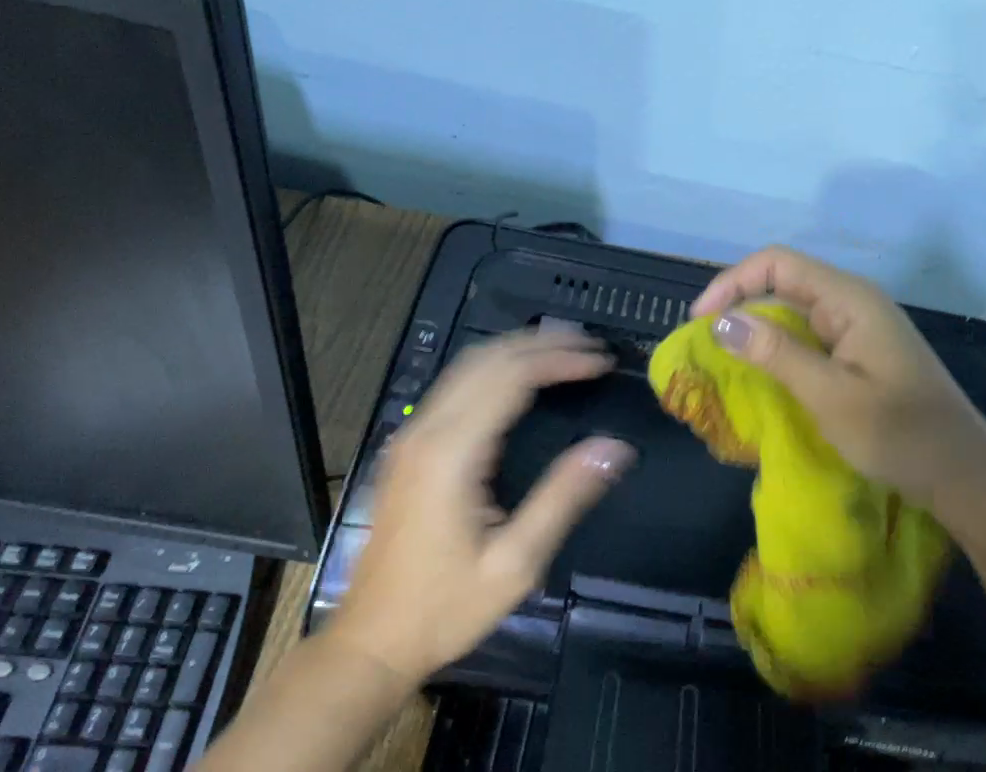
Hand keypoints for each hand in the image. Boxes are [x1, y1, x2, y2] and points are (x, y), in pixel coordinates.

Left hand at [327, 330, 635, 681]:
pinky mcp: (405, 449)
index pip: (511, 378)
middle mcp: (425, 432)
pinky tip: (519, 380)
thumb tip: (612, 448)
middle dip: (542, 344)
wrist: (372, 641)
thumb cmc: (446, 608)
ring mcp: (409, 437)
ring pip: (465, 366)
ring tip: (564, 352)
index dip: (560, 360)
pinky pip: (452, 387)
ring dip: (516, 351)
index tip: (601, 362)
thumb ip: (563, 497)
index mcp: (452, 454)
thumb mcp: (516, 562)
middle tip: (590, 347)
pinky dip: (492, 370)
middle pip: (486, 359)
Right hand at [692, 246, 985, 513]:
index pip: (777, 263)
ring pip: (794, 314)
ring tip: (723, 363)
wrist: (963, 476)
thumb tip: (720, 322)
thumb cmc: (900, 435)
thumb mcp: (830, 396)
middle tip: (703, 348)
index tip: (699, 322)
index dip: (732, 283)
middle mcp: (853, 303)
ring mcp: (858, 329)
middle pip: (783, 284)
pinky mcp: (860, 355)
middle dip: (739, 307)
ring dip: (757, 332)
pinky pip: (809, 340)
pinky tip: (761, 377)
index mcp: (850, 299)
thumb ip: (776, 354)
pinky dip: (779, 352)